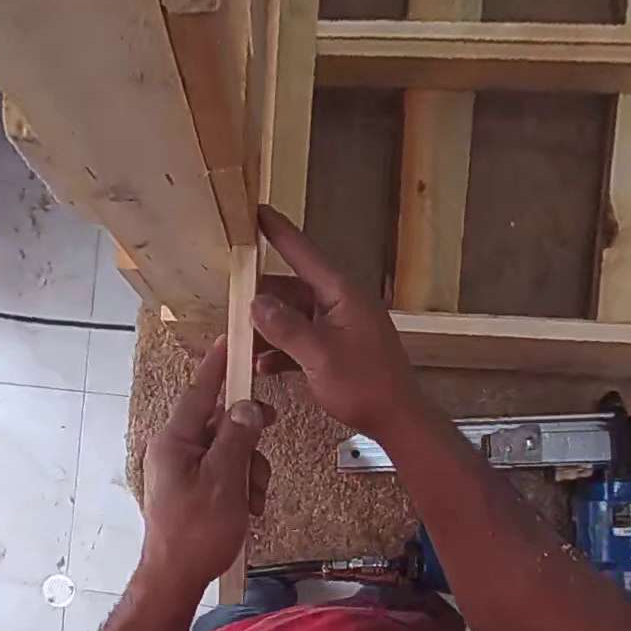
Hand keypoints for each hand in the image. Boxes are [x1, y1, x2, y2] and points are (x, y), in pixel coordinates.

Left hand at [138, 338, 273, 594]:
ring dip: (251, 469)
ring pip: (231, 448)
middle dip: (249, 439)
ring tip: (254, 498)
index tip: (230, 342)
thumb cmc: (197, 530)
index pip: (199, 393)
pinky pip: (227, 470)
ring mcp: (185, 469)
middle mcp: (177, 449)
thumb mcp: (224, 480)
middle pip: (222, 423)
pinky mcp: (196, 487)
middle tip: (271, 435)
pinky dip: (243, 483)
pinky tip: (249, 506)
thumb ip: (237, 438)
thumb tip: (249, 406)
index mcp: (175, 441)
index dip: (217, 367)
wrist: (178, 577)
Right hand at [254, 205, 431, 440]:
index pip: (305, 255)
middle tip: (232, 304)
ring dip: (270, 331)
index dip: (279, 233)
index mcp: (343, 296)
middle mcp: (343, 306)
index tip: (256, 211)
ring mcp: (342, 329)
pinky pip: (305, 342)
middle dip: (263, 300)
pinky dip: (284, 351)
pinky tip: (263, 366)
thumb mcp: (320, 356)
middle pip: (294, 290)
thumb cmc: (365, 386)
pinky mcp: (340, 351)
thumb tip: (256, 302)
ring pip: (296, 319)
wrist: (397, 420)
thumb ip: (286, 327)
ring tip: (242, 342)